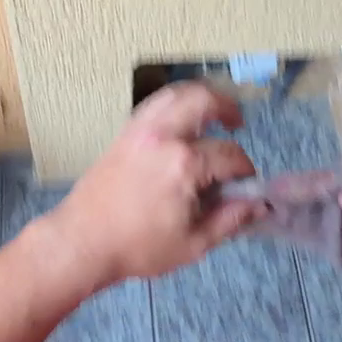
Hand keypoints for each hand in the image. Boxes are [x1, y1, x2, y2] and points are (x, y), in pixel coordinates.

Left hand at [41, 82, 265, 288]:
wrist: (82, 241)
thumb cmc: (137, 248)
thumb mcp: (193, 244)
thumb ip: (230, 219)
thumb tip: (259, 205)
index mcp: (183, 164)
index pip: (228, 155)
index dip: (244, 169)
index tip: (246, 183)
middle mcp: (162, 136)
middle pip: (202, 100)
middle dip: (227, 107)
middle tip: (237, 123)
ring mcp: (139, 130)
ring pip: (175, 93)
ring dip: (199, 98)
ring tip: (212, 114)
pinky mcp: (124, 133)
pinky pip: (154, 104)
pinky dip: (174, 104)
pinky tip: (182, 122)